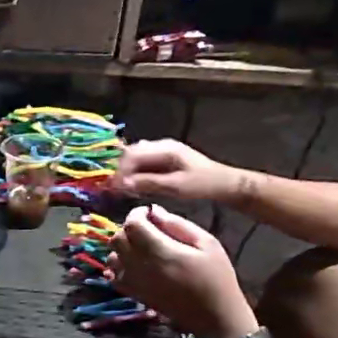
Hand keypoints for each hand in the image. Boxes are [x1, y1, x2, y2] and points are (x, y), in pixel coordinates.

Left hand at [109, 205, 258, 337]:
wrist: (214, 316)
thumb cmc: (216, 277)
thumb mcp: (207, 243)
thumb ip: (177, 224)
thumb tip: (155, 211)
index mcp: (158, 250)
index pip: (132, 224)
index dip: (137, 213)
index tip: (149, 213)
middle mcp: (139, 265)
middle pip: (118, 238)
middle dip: (129, 228)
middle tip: (147, 228)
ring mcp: (133, 281)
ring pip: (112, 255)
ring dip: (123, 247)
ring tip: (143, 246)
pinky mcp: (132, 293)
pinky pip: (113, 274)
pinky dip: (120, 265)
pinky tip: (136, 263)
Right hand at [115, 140, 240, 202]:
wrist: (226, 184)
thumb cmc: (203, 185)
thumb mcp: (176, 187)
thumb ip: (148, 184)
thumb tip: (122, 185)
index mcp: (164, 149)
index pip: (131, 155)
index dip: (119, 172)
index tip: (112, 189)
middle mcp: (161, 146)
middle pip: (130, 154)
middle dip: (120, 172)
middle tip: (114, 191)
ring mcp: (163, 151)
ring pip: (135, 158)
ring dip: (127, 173)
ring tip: (122, 190)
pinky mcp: (165, 159)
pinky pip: (143, 163)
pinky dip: (135, 173)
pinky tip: (135, 186)